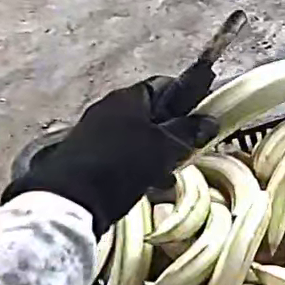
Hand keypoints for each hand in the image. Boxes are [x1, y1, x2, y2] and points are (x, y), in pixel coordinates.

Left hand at [3, 77, 217, 235]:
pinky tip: (151, 184)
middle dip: (174, 132)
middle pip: (152, 113)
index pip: (164, 85)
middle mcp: (109, 109)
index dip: (187, 98)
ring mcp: (97, 133)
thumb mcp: (166, 146)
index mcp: (128, 97)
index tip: (203, 116)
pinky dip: (141, 166)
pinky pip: (125, 155)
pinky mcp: (89, 157)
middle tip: (190, 148)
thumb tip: (211, 120)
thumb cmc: (124, 162)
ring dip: (159, 153)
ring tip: (172, 172)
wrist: (74, 198)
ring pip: (140, 137)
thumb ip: (190, 131)